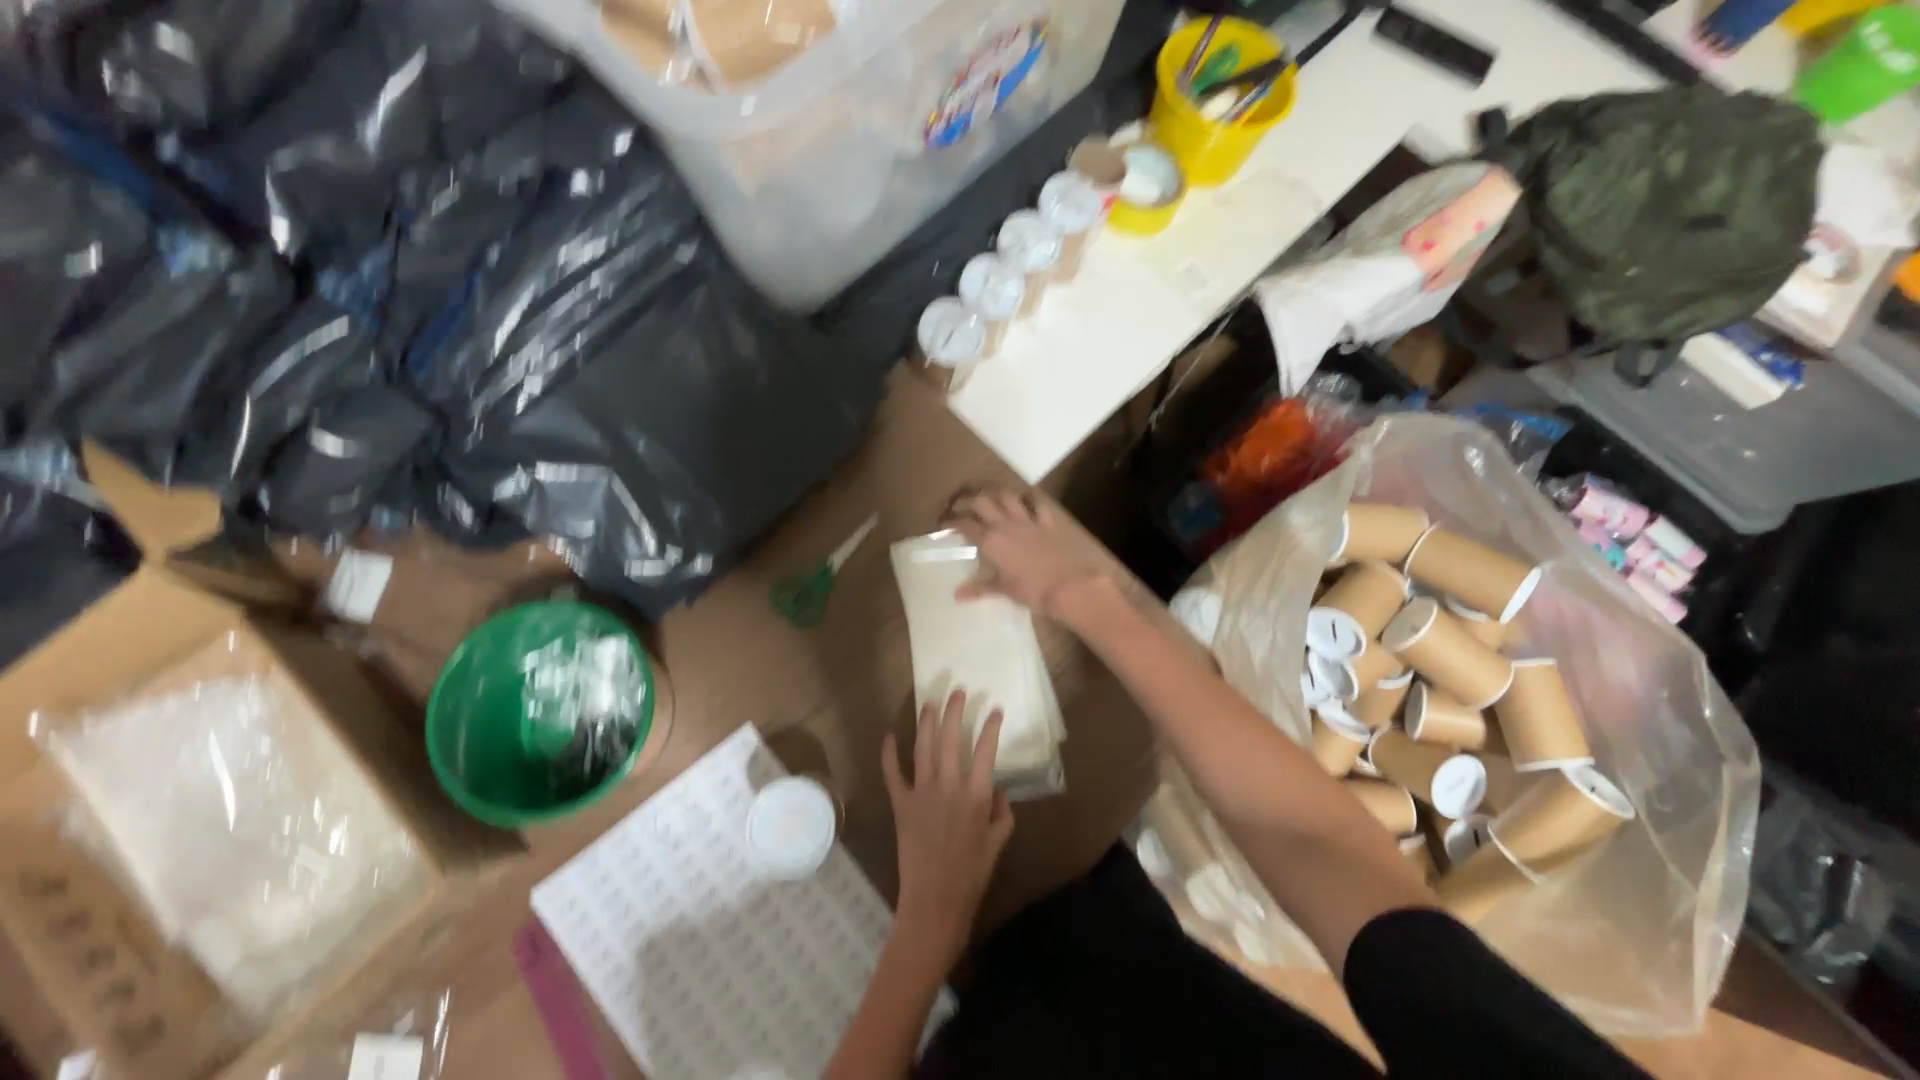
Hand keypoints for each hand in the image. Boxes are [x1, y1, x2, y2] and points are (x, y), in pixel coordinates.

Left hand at [881, 689, 1014, 963]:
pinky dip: (889, 753)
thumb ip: (1001, 813)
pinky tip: (889, 735)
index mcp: (975, 795)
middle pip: (950, 739)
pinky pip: (892, 773)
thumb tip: (996, 791)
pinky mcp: (901, 804)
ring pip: (923, 748)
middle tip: (957, 692)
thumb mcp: (998, 842)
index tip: (995, 710)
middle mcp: (948, 786)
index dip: (990, 727)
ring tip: (930, 702)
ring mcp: (921, 793)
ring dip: (927, 722)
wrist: (935, 900)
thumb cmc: (972, 874)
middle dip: (954, 711)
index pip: (985, 750)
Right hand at [949, 491, 1107, 619]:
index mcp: (991, 541)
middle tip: (961, 506)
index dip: (951, 522)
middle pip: (982, 502)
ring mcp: (1028, 520)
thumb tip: (957, 595)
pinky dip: (1030, 499)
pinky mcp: (1049, 522)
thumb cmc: (1033, 590)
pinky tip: (1027, 500)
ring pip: (1007, 497)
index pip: (965, 525)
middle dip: (968, 500)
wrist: (1070, 585)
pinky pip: (1038, 504)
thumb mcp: (1004, 590)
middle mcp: (1006, 525)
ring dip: (996, 495)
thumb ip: (980, 588)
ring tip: (990, 499)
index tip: (944, 523)